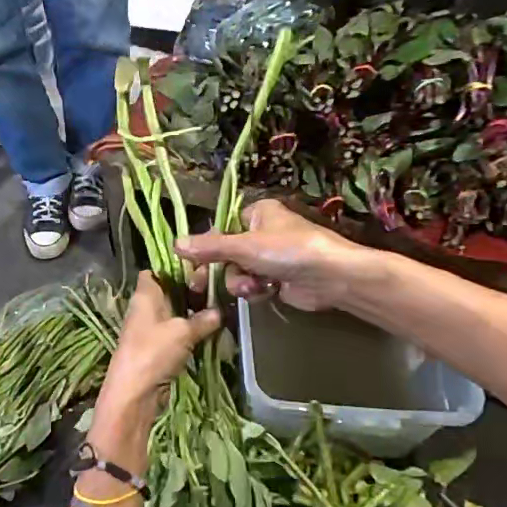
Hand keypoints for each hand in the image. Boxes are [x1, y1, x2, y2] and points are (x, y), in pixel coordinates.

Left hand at [97, 273, 221, 416]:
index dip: (172, 268)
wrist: (135, 392)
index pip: (153, 272)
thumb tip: (219, 311)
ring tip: (220, 306)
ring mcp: (150, 329)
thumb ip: (203, 319)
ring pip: (174, 313)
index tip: (198, 267)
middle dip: (190, 290)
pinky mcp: (157, 348)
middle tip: (217, 288)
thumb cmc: (153, 351)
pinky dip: (190, 331)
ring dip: (193, 313)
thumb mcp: (183, 331)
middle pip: (168, 292)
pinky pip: (175, 332)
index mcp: (145, 295)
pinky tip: (210, 330)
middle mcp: (145, 308)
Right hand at [176, 200, 364, 311]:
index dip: (206, 247)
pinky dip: (255, 291)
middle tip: (200, 286)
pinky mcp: (278, 279)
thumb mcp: (243, 246)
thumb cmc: (288, 251)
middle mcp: (263, 232)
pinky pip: (253, 286)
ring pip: (238, 272)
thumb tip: (174, 244)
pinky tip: (265, 293)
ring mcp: (271, 258)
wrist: (332, 277)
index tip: (191, 264)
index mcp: (257, 213)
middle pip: (226, 253)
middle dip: (222, 270)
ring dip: (240, 282)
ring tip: (252, 287)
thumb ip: (209, 247)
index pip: (220, 228)